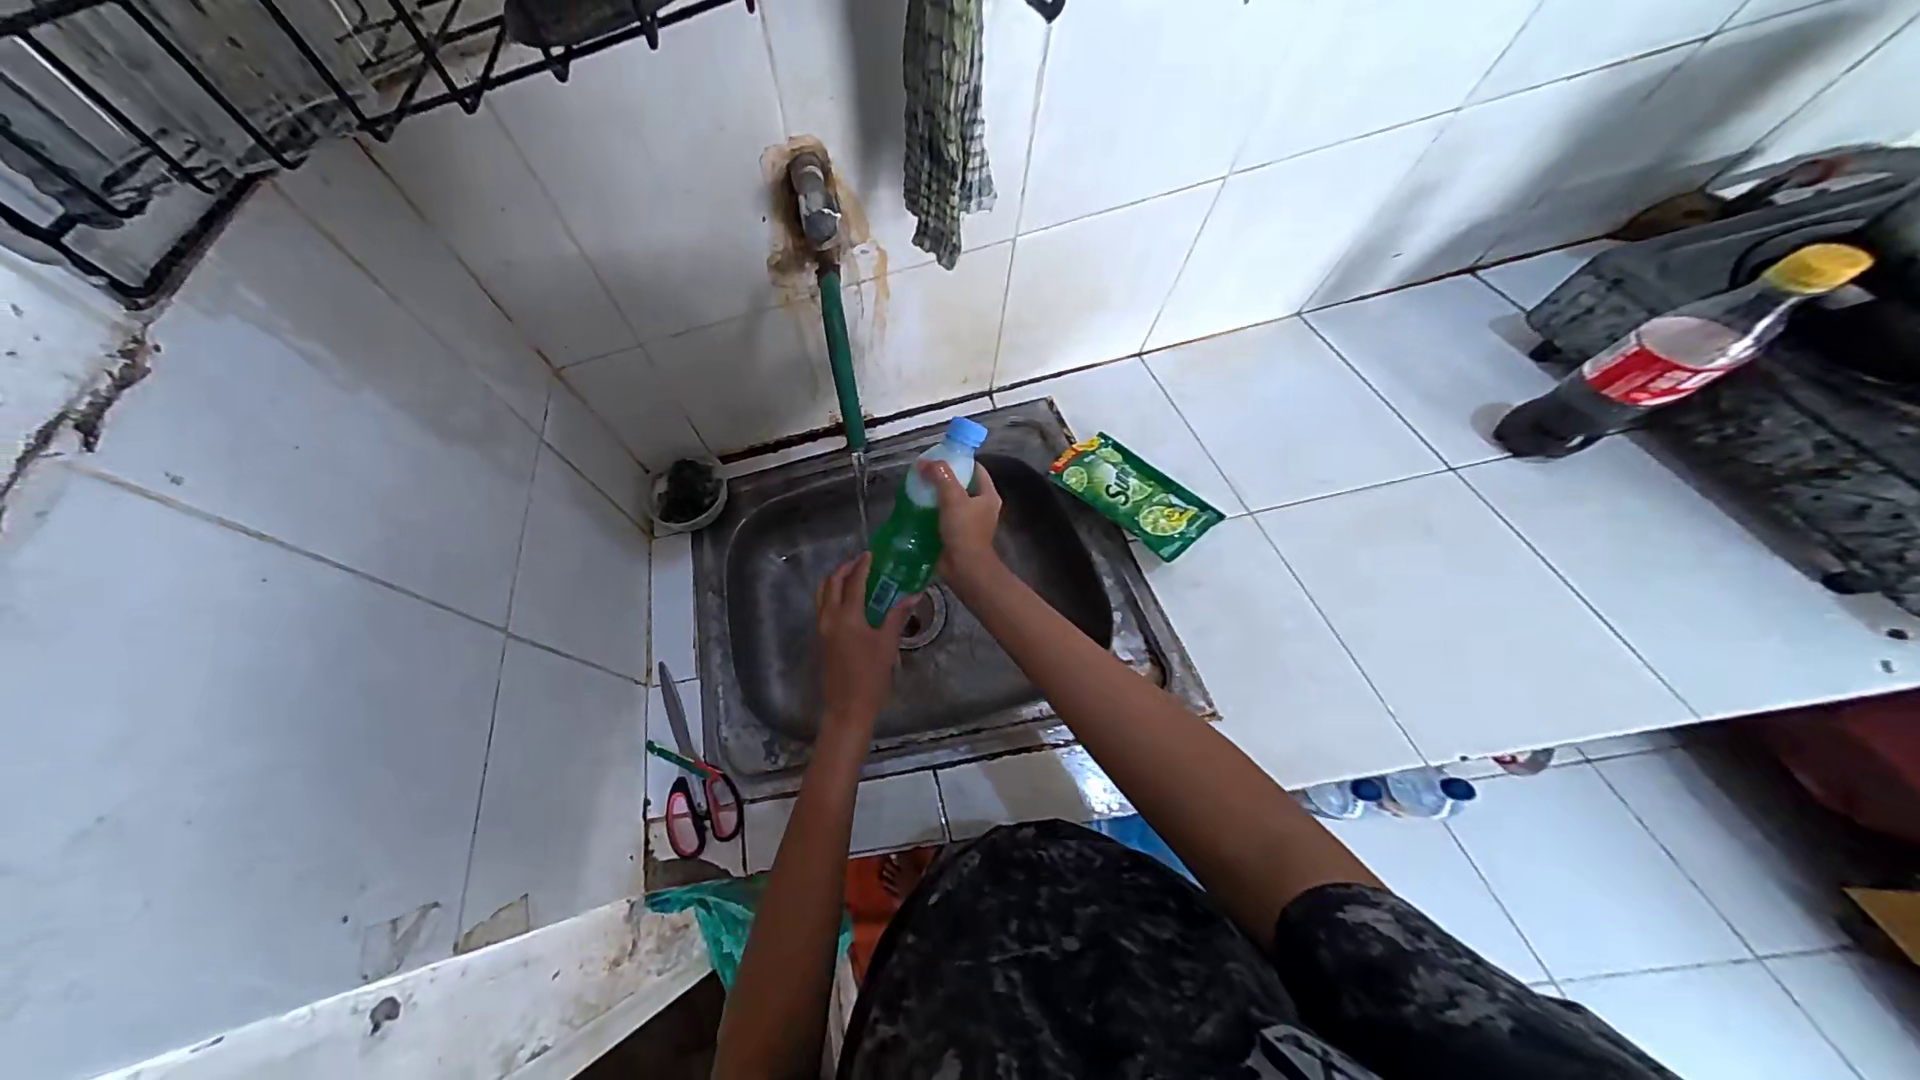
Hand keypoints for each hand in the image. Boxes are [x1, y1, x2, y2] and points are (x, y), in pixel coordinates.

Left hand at [814, 553, 913, 736]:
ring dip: (835, 580)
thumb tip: (913, 594)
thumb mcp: (887, 644)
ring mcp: (821, 629)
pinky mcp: (820, 639)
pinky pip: (822, 607)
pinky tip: (848, 600)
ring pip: (822, 594)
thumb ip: (897, 616)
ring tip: (852, 576)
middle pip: (831, 583)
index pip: (853, 582)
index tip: (871, 554)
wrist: (847, 707)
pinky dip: (832, 595)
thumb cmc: (871, 677)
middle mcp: (829, 618)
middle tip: (861, 561)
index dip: (862, 565)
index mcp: (847, 617)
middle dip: (844, 569)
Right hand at [919, 460, 1001, 578]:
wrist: (964, 568)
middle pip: (962, 484)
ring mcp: (969, 521)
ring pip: (951, 500)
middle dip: (944, 477)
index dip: (960, 460)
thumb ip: (941, 476)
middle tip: (925, 471)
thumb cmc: (964, 531)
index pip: (976, 469)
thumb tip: (925, 462)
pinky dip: (932, 510)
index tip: (940, 456)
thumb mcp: (953, 499)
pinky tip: (917, 506)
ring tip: (918, 486)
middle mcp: (981, 506)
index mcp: (988, 495)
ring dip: (936, 494)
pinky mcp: (956, 533)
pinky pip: (943, 515)